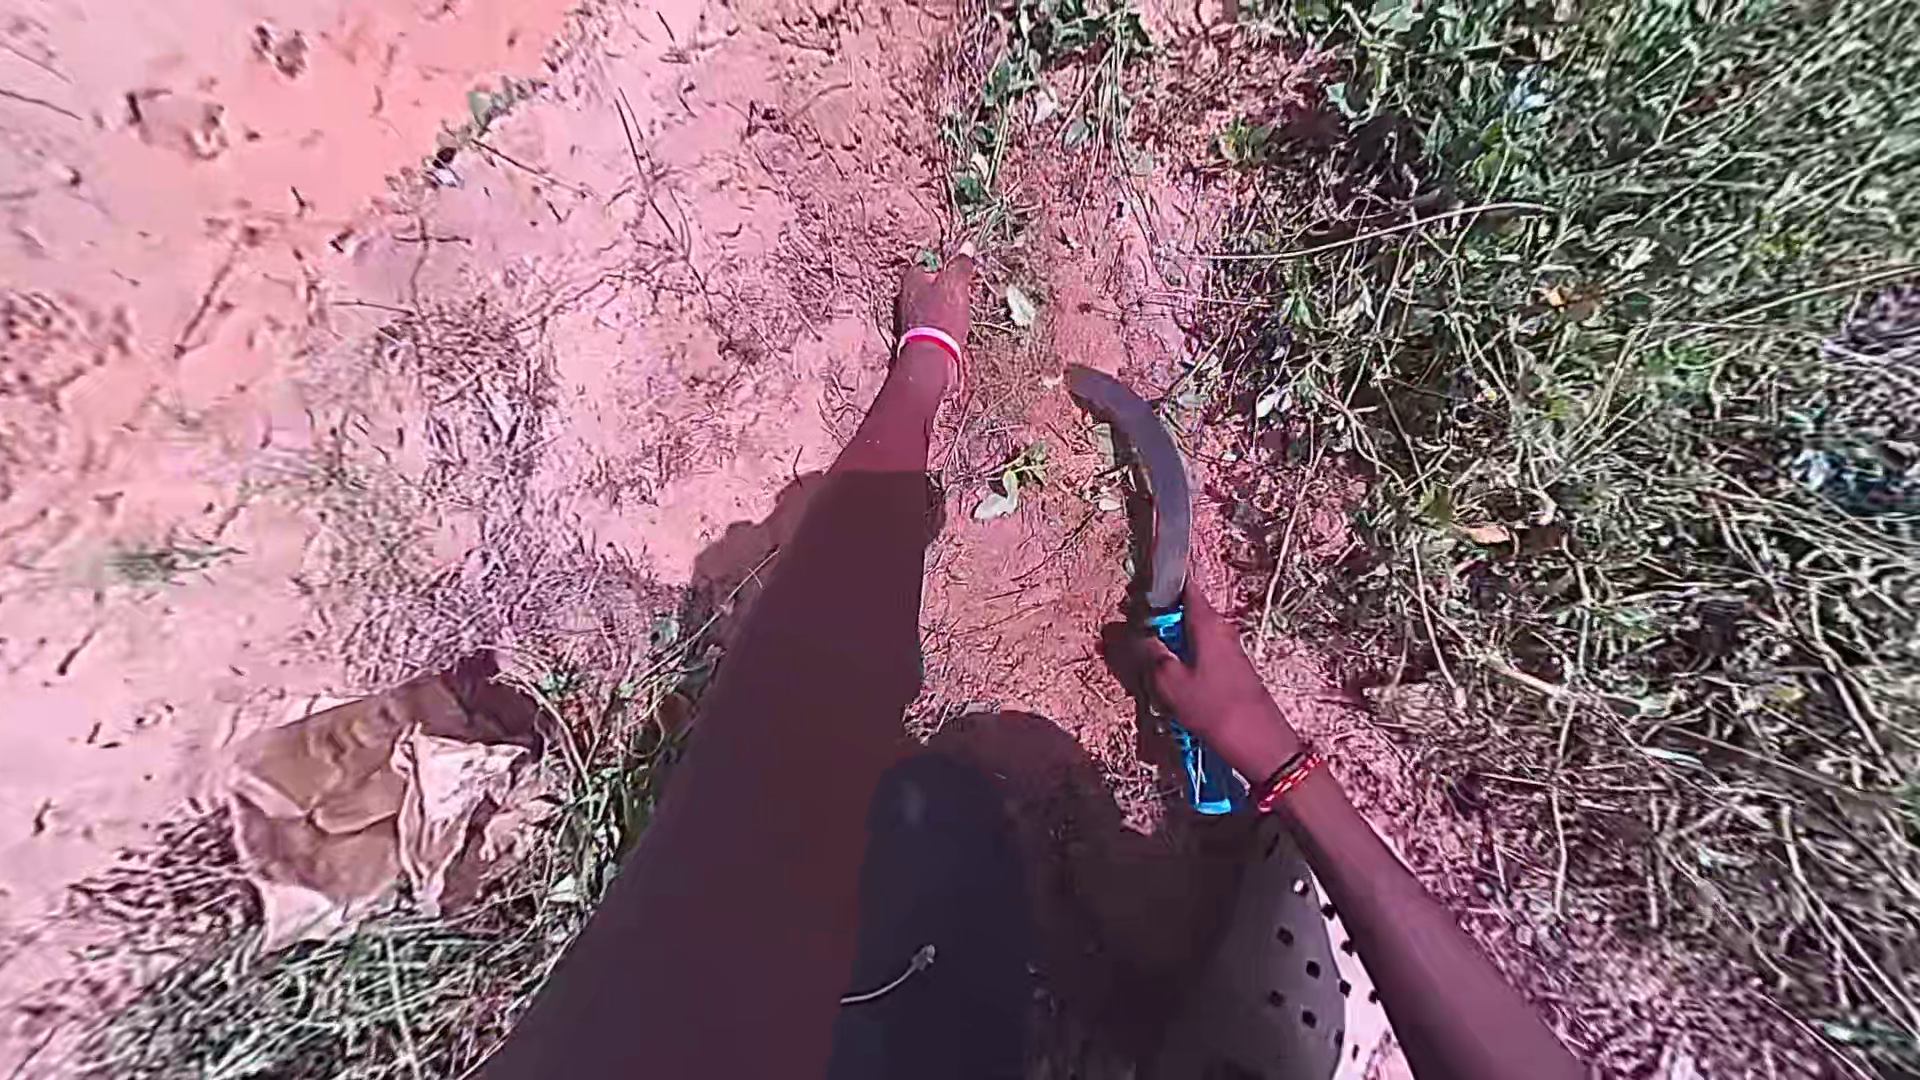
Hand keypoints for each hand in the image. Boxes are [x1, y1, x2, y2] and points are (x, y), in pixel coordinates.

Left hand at [894, 249, 974, 377]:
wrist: (932, 357)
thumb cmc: (941, 316)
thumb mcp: (956, 284)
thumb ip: (960, 265)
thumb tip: (967, 246)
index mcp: (911, 279)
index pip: (926, 264)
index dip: (943, 267)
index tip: (958, 273)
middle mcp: (905, 298)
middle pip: (926, 287)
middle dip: (943, 289)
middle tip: (961, 294)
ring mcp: (908, 320)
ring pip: (928, 308)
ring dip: (943, 310)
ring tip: (959, 315)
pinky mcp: (916, 339)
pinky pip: (931, 326)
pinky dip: (941, 326)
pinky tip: (953, 331)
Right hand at [1134, 579, 1302, 781]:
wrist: (1260, 743)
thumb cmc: (1212, 707)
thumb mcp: (1168, 680)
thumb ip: (1148, 650)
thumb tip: (1131, 630)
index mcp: (1206, 622)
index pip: (1182, 585)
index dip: (1156, 585)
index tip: (1133, 595)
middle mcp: (1219, 628)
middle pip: (1182, 608)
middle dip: (1154, 614)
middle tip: (1128, 625)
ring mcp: (1226, 647)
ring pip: (1188, 630)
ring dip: (1164, 636)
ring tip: (1140, 650)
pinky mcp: (1228, 666)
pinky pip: (1197, 648)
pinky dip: (1177, 652)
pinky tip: (1162, 671)